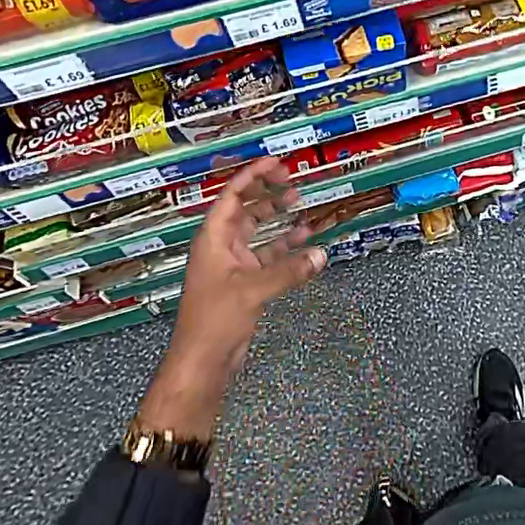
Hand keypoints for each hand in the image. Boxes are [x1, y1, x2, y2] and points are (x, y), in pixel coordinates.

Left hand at [136, 158, 325, 437]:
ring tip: (303, 208)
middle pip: (246, 210)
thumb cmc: (214, 320)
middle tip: (294, 184)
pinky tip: (307, 245)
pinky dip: (286, 249)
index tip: (276, 162)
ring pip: (259, 233)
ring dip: (279, 221)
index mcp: (214, 239)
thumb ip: (289, 271)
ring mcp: (234, 265)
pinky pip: (269, 257)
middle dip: (268, 195)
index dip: (252, 176)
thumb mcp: (252, 290)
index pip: (232, 196)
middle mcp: (222, 247)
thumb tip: (322, 254)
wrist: (202, 362)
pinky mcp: (246, 283)